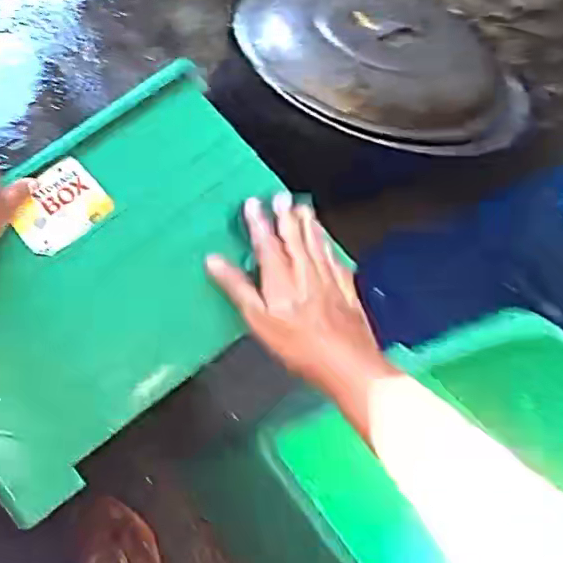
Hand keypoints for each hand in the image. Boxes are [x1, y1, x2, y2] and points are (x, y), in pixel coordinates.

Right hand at [206, 195, 384, 391]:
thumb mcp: (258, 319)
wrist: (350, 367)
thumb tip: (212, 258)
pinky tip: (329, 245)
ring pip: (317, 245)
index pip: (267, 243)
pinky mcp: (347, 292)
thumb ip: (237, 287)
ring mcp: (330, 281)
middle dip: (286, 216)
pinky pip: (336, 261)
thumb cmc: (297, 346)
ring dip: (309, 225)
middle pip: (295, 239)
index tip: (252, 202)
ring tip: (303, 209)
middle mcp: (306, 272)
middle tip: (281, 196)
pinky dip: (329, 248)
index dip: (259, 222)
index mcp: (281, 278)